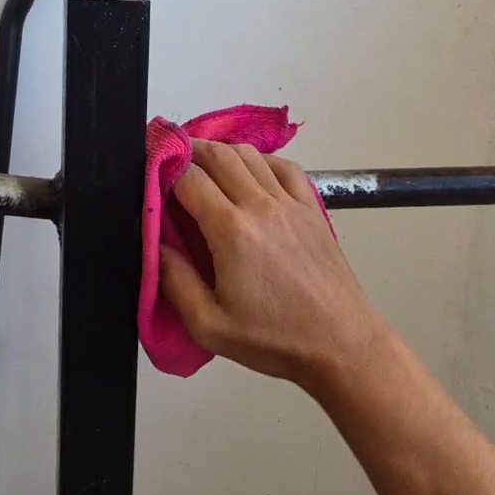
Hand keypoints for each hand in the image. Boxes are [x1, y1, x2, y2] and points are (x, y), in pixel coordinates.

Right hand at [160, 140, 391, 394]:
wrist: (341, 344)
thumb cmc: (274, 339)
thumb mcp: (210, 326)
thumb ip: (174, 282)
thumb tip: (155, 245)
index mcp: (231, 230)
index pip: (190, 178)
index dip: (166, 169)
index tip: (152, 174)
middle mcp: (260, 205)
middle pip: (219, 154)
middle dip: (190, 150)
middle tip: (172, 161)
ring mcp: (290, 202)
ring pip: (250, 154)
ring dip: (223, 152)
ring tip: (206, 165)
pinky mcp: (313, 208)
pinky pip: (284, 166)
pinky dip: (261, 160)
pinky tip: (252, 172)